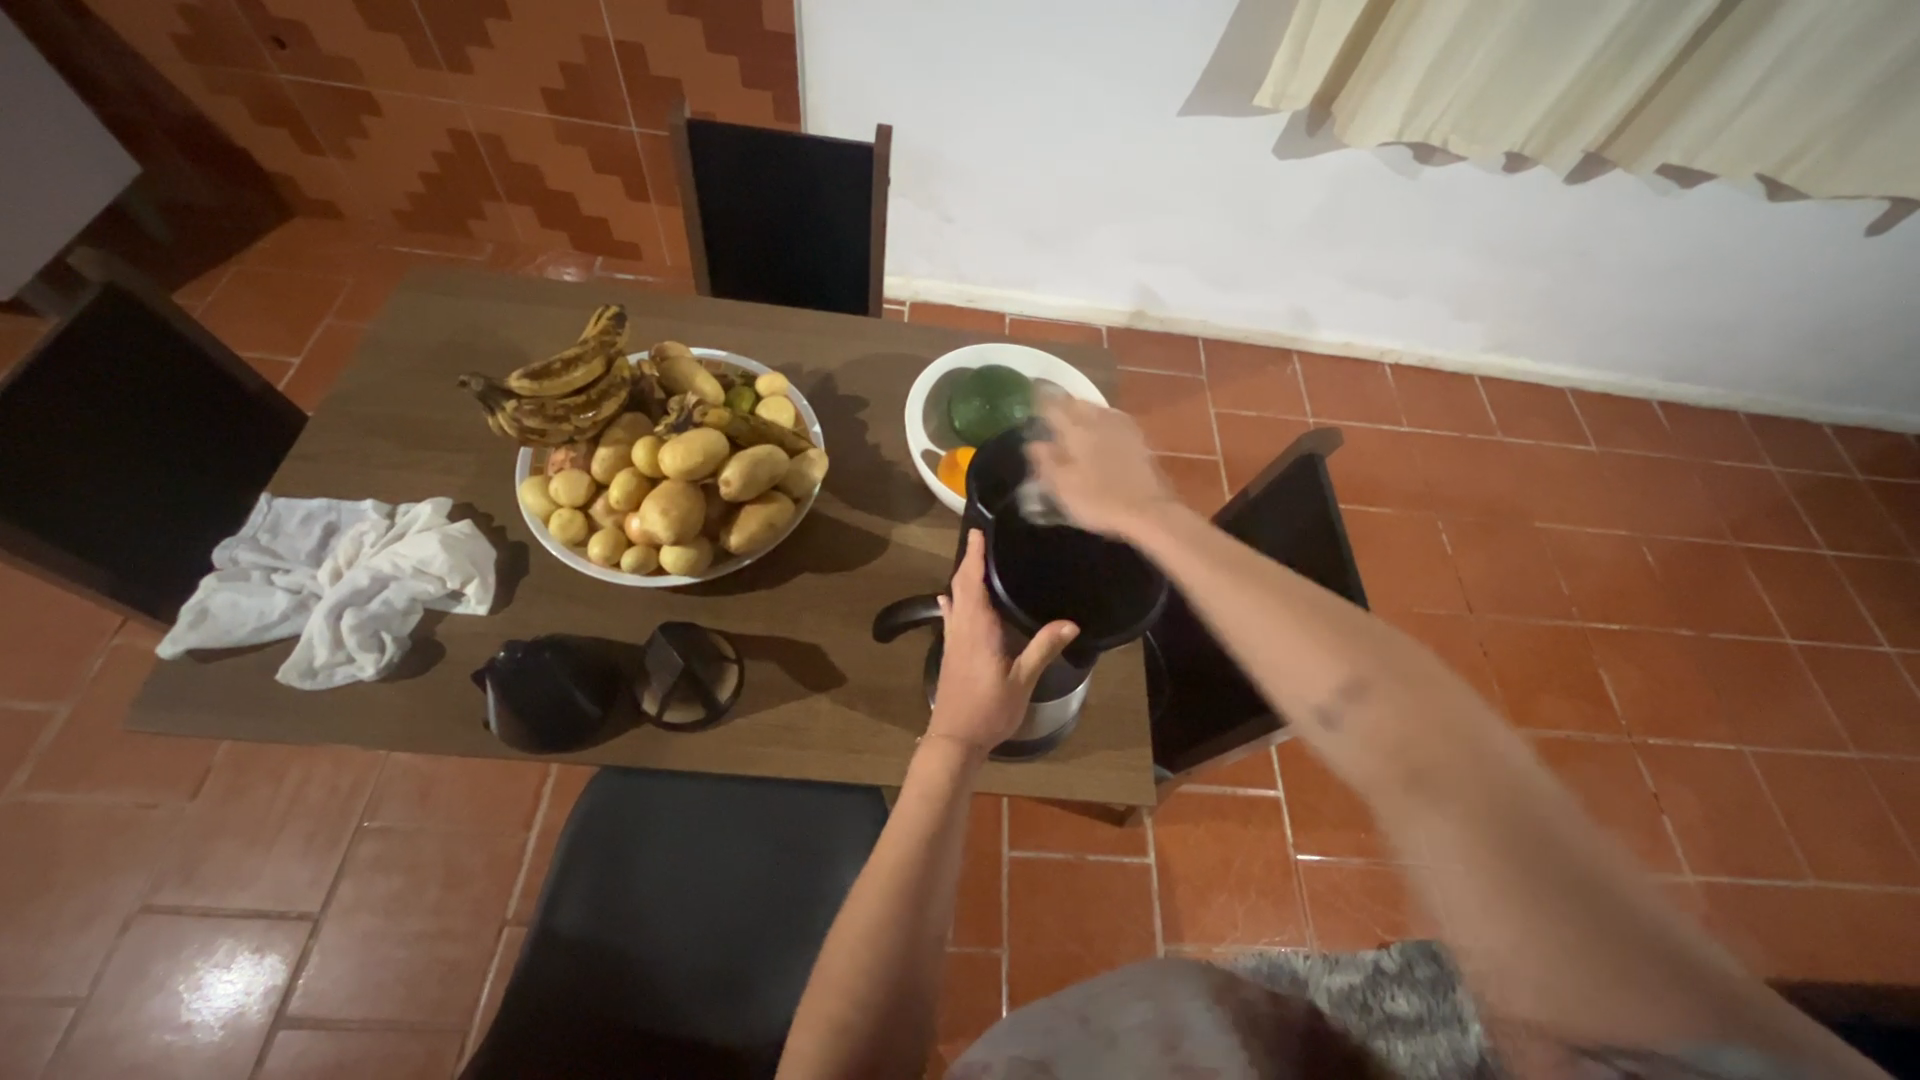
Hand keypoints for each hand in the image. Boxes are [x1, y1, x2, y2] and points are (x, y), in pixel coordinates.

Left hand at [926, 530, 1078, 753]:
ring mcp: (952, 641)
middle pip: (960, 586)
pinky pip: (951, 617)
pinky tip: (948, 600)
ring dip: (961, 579)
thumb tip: (1071, 622)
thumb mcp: (1022, 680)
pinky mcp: (950, 653)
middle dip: (969, 561)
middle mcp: (961, 628)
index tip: (978, 532)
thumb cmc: (989, 709)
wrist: (955, 738)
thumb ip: (1043, 648)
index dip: (974, 556)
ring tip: (972, 562)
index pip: (972, 581)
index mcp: (977, 628)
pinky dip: (953, 601)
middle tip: (981, 540)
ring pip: (954, 600)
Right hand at [1026, 392, 1177, 538]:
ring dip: (1082, 410)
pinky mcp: (1138, 440)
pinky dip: (1101, 422)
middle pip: (1077, 403)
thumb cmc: (1098, 500)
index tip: (1029, 399)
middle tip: (1049, 410)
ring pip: (1096, 409)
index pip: (1052, 405)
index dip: (1038, 401)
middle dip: (1061, 404)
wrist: (1148, 511)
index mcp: (1076, 429)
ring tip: (1072, 419)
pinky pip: (1113, 420)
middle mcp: (1099, 420)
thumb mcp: (1061, 485)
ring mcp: (1122, 428)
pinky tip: (1100, 432)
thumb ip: (1044, 460)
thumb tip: (1033, 443)